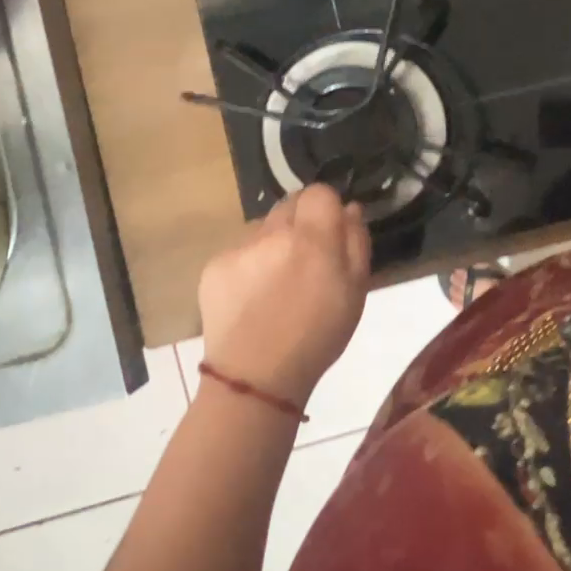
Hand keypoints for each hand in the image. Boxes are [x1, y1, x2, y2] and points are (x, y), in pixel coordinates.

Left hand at [197, 184, 370, 402]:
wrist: (257, 378)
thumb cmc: (319, 336)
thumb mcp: (356, 290)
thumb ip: (356, 242)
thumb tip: (349, 208)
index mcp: (313, 238)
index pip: (319, 192)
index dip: (327, 208)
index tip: (330, 232)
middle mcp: (273, 233)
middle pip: (289, 204)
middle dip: (300, 223)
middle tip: (306, 259)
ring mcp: (239, 249)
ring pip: (263, 228)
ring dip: (274, 243)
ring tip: (277, 283)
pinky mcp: (214, 266)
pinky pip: (240, 251)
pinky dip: (250, 265)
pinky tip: (253, 297)